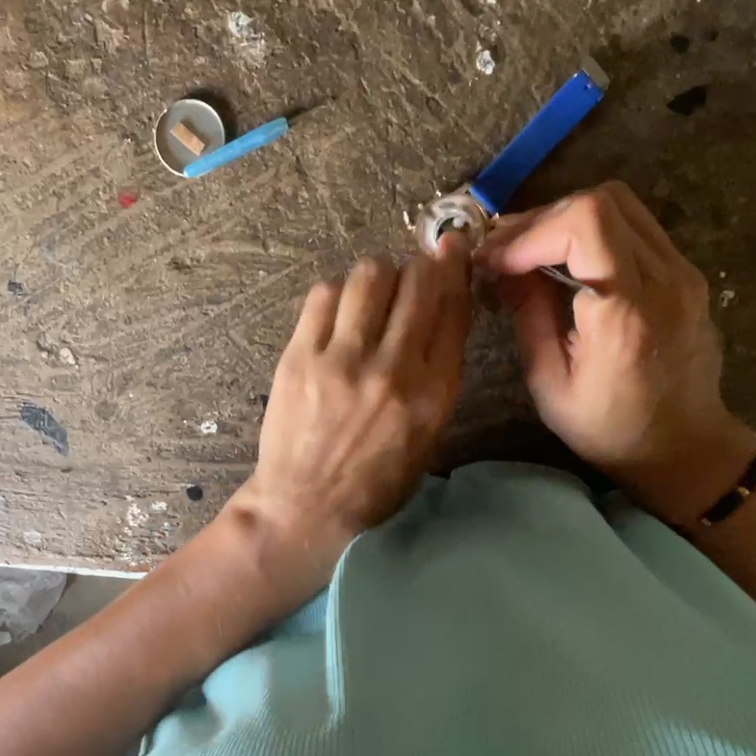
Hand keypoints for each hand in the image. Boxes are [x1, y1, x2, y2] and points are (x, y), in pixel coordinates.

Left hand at [225, 236, 473, 578]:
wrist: (305, 506)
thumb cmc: (373, 482)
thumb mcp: (427, 436)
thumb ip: (439, 375)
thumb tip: (445, 310)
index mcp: (433, 394)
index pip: (453, 308)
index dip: (455, 269)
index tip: (452, 249)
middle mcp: (393, 370)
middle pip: (416, 281)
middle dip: (419, 266)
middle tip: (410, 274)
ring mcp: (342, 361)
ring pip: (370, 275)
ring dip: (377, 275)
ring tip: (371, 295)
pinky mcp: (300, 357)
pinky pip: (323, 295)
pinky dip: (336, 293)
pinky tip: (337, 312)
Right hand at [476, 182, 755, 525]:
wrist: (683, 446)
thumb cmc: (608, 429)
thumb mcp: (550, 384)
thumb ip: (529, 317)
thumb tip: (503, 268)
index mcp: (624, 313)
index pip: (582, 226)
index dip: (529, 233)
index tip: (494, 262)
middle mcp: (663, 279)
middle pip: (601, 201)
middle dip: (541, 220)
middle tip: (503, 252)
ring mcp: (681, 270)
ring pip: (620, 203)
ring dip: (564, 219)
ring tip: (528, 251)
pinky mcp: (683, 272)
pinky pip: (633, 226)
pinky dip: (589, 231)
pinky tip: (561, 260)